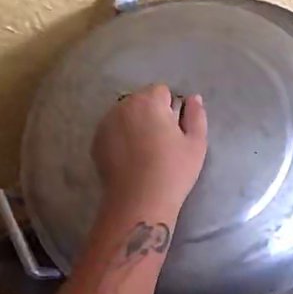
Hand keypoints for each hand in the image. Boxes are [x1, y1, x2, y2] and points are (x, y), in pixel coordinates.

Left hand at [92, 84, 208, 216]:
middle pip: (140, 101)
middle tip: (161, 142)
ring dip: (134, 125)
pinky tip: (130, 160)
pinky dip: (121, 139)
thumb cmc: (173, 171)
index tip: (174, 130)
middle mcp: (123, 106)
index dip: (171, 109)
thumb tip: (193, 98)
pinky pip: (113, 132)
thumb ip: (196, 116)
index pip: (161, 91)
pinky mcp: (96, 141)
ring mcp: (106, 123)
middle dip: (151, 114)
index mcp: (149, 101)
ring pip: (125, 116)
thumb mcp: (196, 144)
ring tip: (144, 152)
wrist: (139, 201)